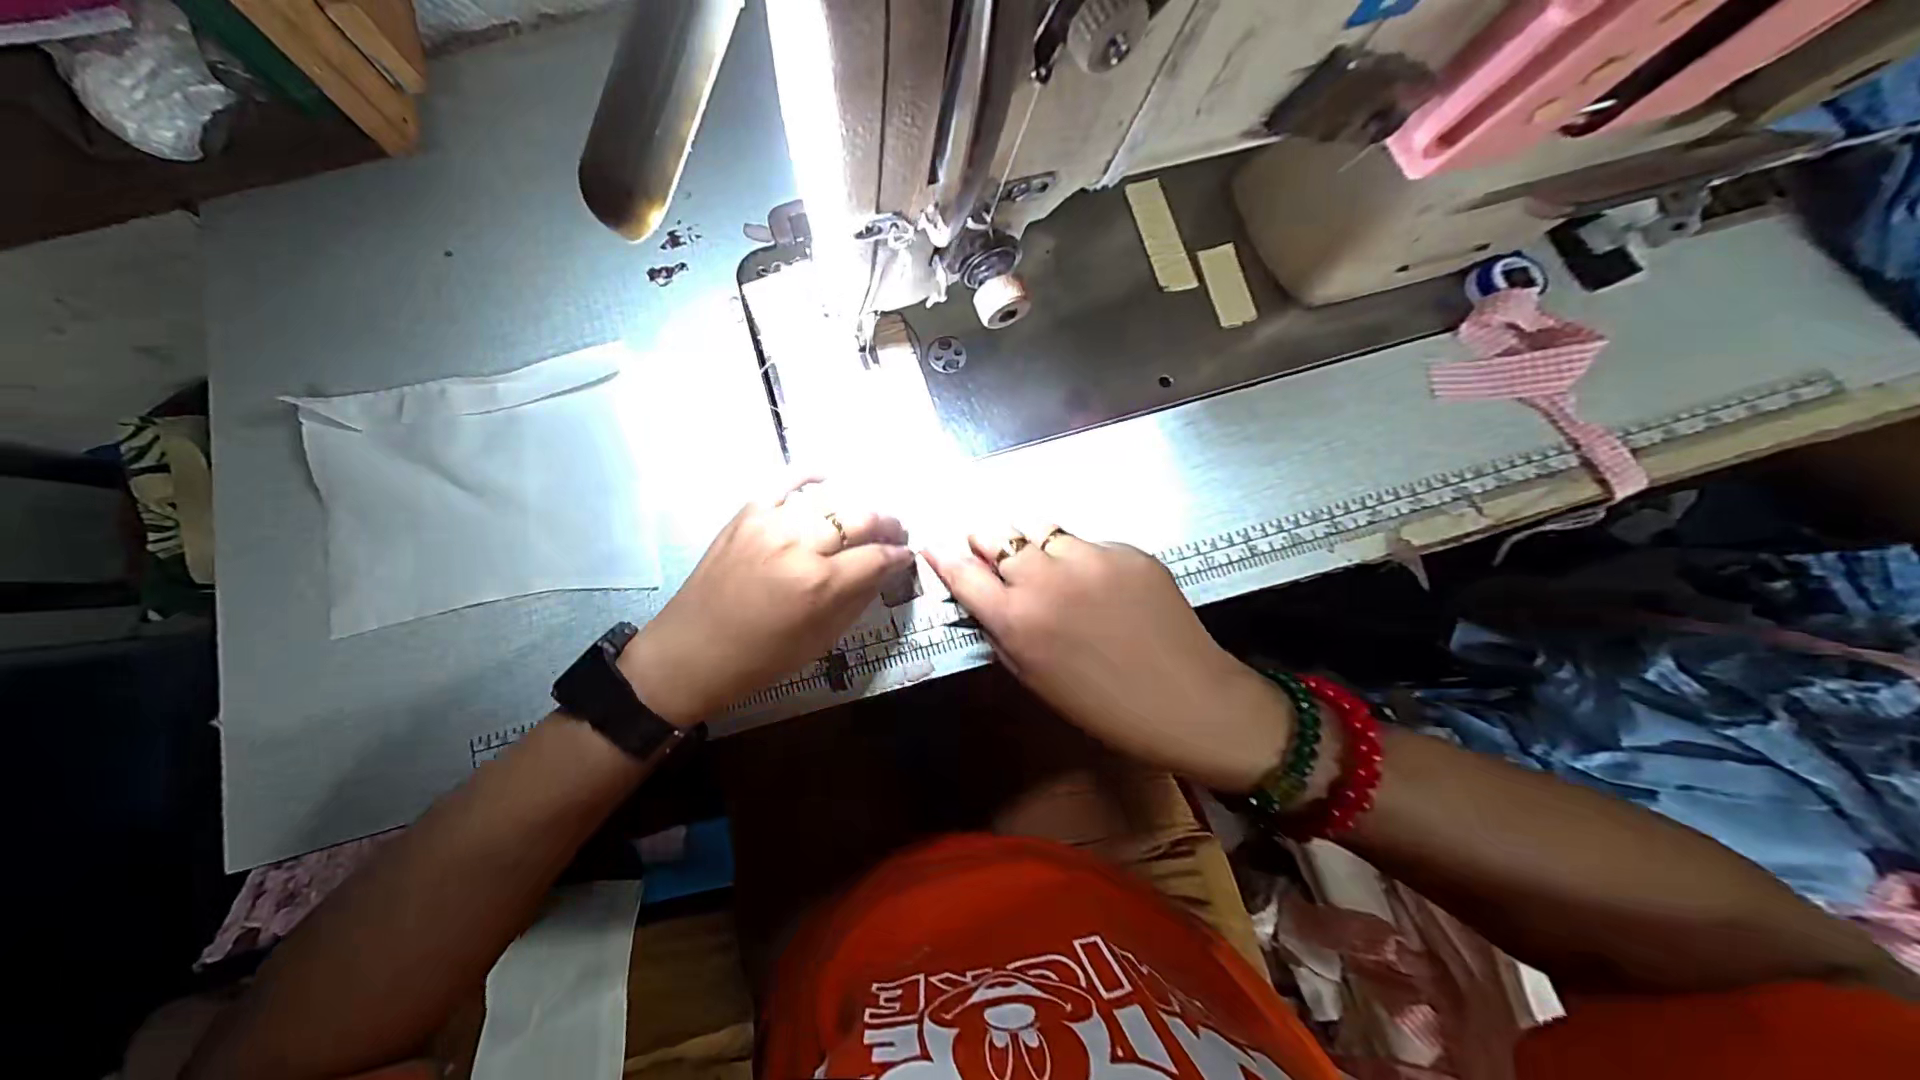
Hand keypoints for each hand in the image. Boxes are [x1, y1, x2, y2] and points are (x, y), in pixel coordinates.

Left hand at [618, 481, 912, 724]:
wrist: (692, 652)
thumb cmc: (761, 658)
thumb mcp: (821, 639)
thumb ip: (857, 598)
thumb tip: (884, 569)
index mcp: (820, 584)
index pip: (878, 557)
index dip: (899, 556)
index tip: (906, 556)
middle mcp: (798, 545)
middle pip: (860, 518)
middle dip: (887, 524)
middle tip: (894, 533)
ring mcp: (769, 524)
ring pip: (829, 499)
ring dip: (855, 506)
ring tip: (864, 517)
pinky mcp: (745, 515)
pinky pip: (783, 481)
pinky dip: (808, 476)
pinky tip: (827, 478)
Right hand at [923, 526, 1294, 791]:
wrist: (1185, 698)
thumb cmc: (1102, 704)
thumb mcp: (1034, 677)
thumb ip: (1003, 632)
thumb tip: (985, 599)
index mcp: (1016, 618)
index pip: (962, 571)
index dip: (943, 556)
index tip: (935, 546)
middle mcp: (1045, 578)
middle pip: (995, 533)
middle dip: (986, 540)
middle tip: (992, 551)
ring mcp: (1088, 557)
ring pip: (1040, 528)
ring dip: (1032, 542)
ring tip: (1044, 561)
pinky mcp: (1125, 549)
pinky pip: (1087, 542)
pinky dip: (1081, 556)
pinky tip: (1098, 583)